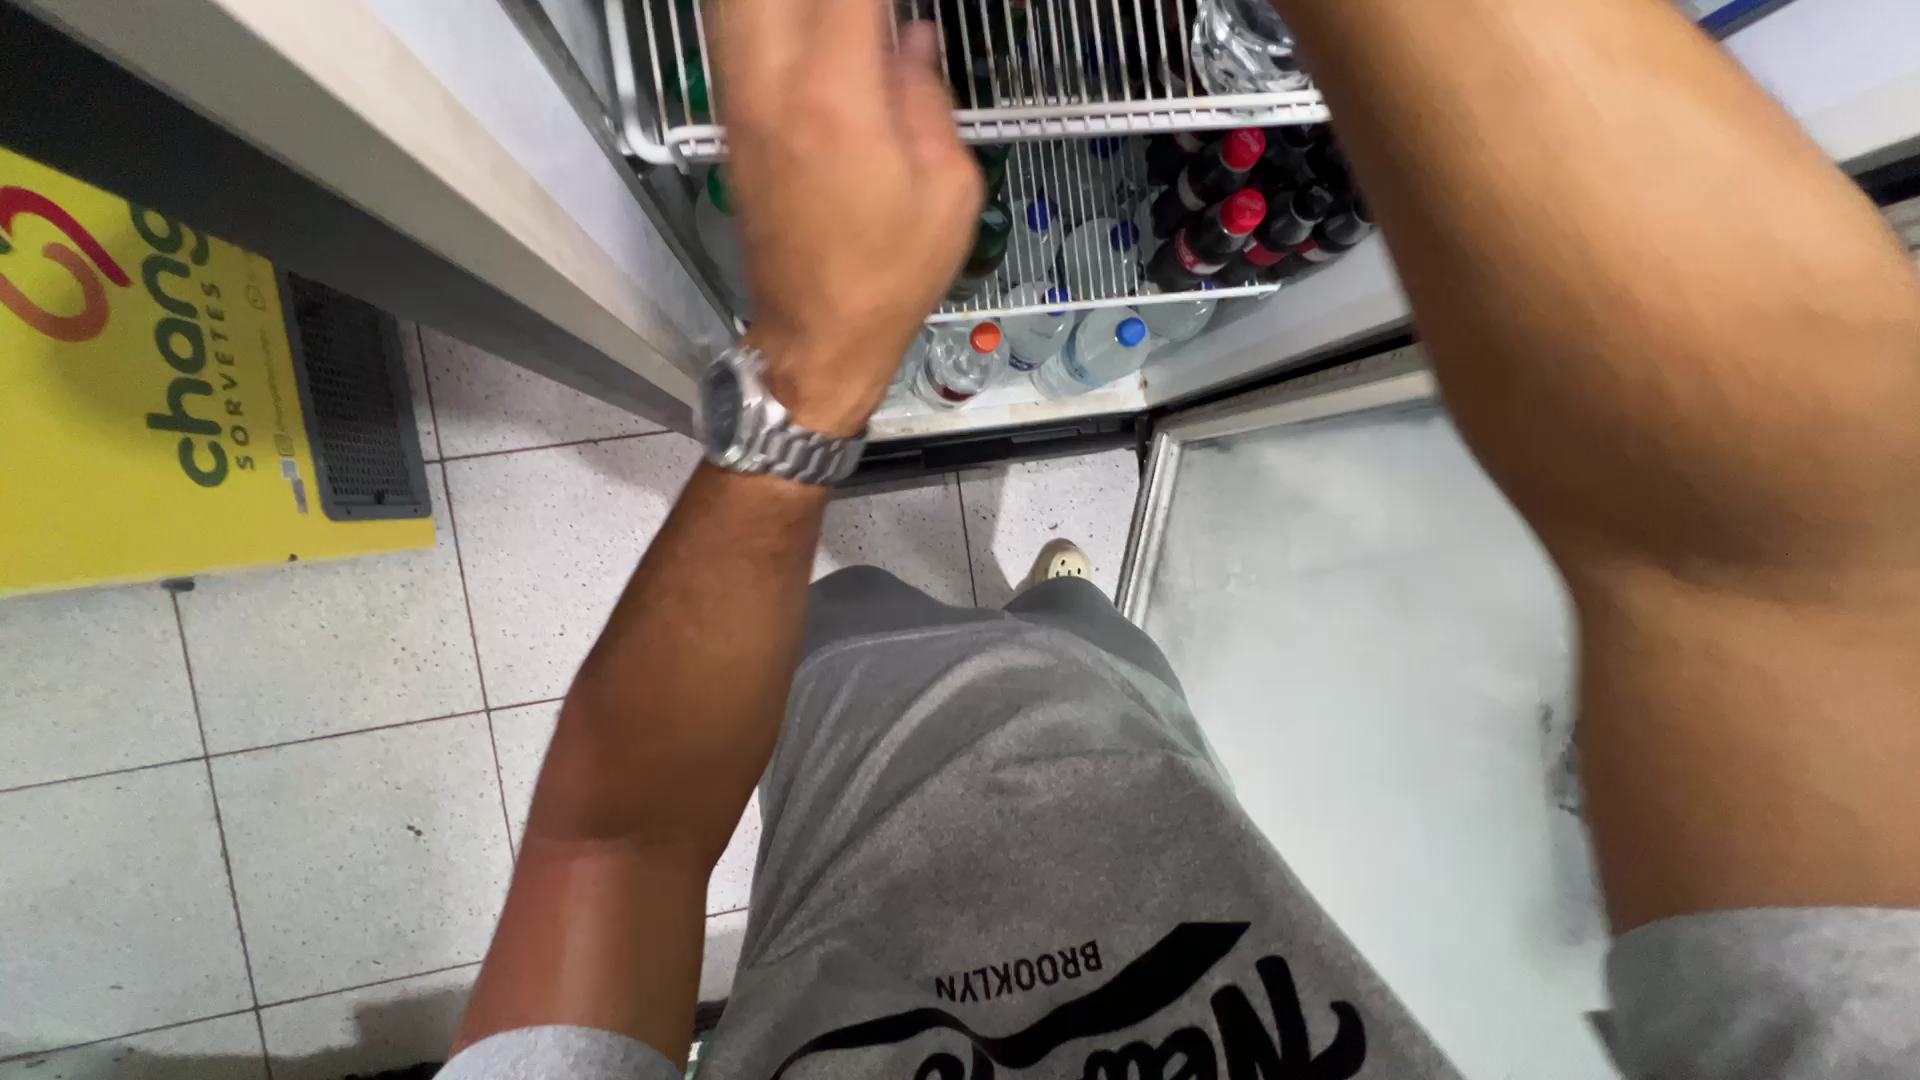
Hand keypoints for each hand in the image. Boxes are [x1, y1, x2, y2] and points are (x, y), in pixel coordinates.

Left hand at [714, 0, 981, 435]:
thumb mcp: (948, 195)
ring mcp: (740, 103)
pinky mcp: (730, 125)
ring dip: (790, 5)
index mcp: (837, 98)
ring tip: (837, 21)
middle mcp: (773, 85)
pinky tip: (804, 30)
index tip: (902, 6)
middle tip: (864, 10)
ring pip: (735, 0)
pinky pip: (730, 29)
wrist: (818, 340)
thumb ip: (929, 99)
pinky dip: (765, 15)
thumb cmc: (889, 282)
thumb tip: (914, 38)